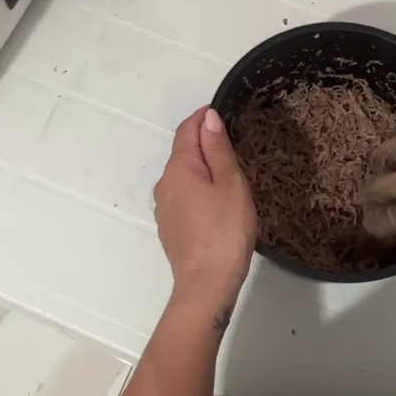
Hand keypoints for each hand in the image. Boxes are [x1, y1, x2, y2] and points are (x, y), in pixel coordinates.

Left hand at [153, 107, 257, 326]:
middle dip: (203, 141)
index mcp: (180, 168)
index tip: (220, 111)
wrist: (206, 283)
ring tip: (227, 171)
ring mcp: (164, 207)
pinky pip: (182, 196)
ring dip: (200, 167)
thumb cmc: (226, 230)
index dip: (202, 118)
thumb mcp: (230, 184)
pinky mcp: (169, 227)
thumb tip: (208, 118)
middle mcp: (165, 184)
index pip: (186, 131)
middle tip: (231, 141)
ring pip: (182, 176)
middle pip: (182, 152)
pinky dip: (197, 188)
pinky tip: (215, 200)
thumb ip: (218, 149)